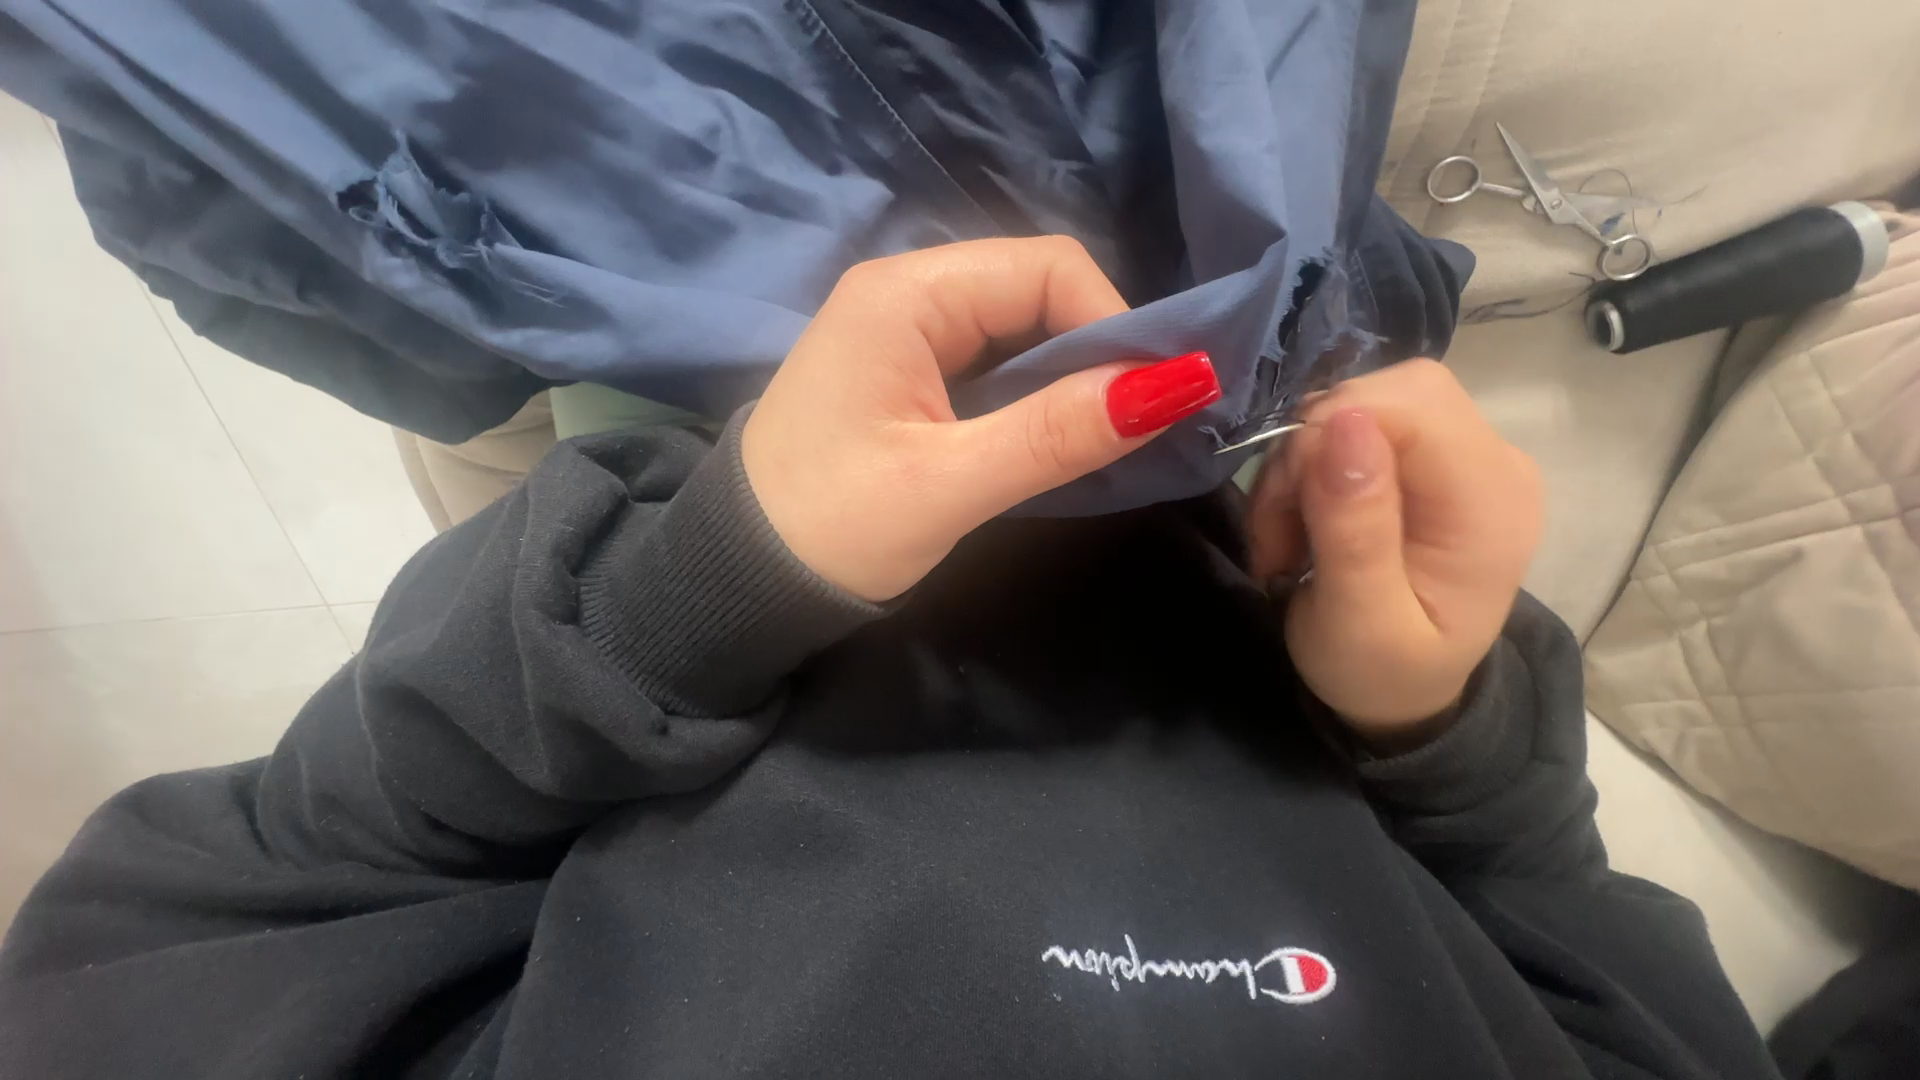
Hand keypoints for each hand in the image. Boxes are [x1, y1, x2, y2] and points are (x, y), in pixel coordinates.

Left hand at [742, 237, 1220, 600]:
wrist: (743, 577)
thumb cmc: (831, 527)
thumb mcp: (948, 483)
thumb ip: (1056, 433)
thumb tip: (1179, 384)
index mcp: (904, 294)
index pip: (1045, 269)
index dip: (1113, 323)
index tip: (1152, 398)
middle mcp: (905, 294)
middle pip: (1035, 294)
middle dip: (1096, 352)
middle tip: (1137, 425)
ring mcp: (904, 336)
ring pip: (1019, 334)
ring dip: (1069, 381)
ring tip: (1104, 438)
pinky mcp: (907, 379)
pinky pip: (992, 369)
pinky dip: (1033, 400)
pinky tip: (1054, 440)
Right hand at [1246, 360, 1542, 744]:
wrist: (1402, 694)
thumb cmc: (1381, 671)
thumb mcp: (1357, 618)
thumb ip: (1355, 527)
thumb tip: (1341, 423)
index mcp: (1489, 503)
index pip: (1410, 406)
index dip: (1327, 437)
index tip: (1285, 509)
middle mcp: (1491, 462)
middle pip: (1386, 393)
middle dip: (1307, 449)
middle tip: (1277, 523)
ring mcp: (1462, 457)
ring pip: (1359, 403)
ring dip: (1298, 464)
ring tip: (1281, 535)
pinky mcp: (1428, 461)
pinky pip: (1353, 425)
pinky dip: (1306, 467)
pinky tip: (1297, 518)